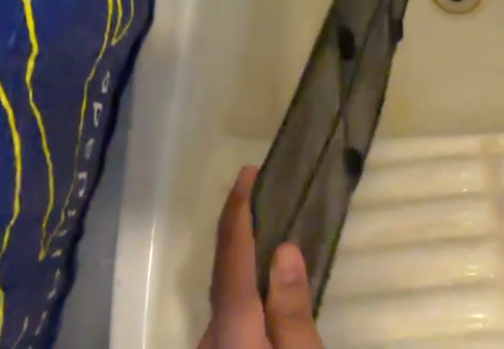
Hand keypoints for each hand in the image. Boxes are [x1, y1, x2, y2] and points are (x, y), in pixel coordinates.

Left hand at [199, 167, 324, 348]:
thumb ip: (291, 312)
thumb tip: (284, 250)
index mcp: (231, 329)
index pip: (232, 260)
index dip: (238, 211)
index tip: (249, 172)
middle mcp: (212, 334)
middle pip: (223, 273)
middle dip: (238, 227)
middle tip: (260, 188)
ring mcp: (213, 346)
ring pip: (226, 294)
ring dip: (241, 255)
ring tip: (265, 222)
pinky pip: (230, 311)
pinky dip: (244, 284)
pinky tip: (262, 276)